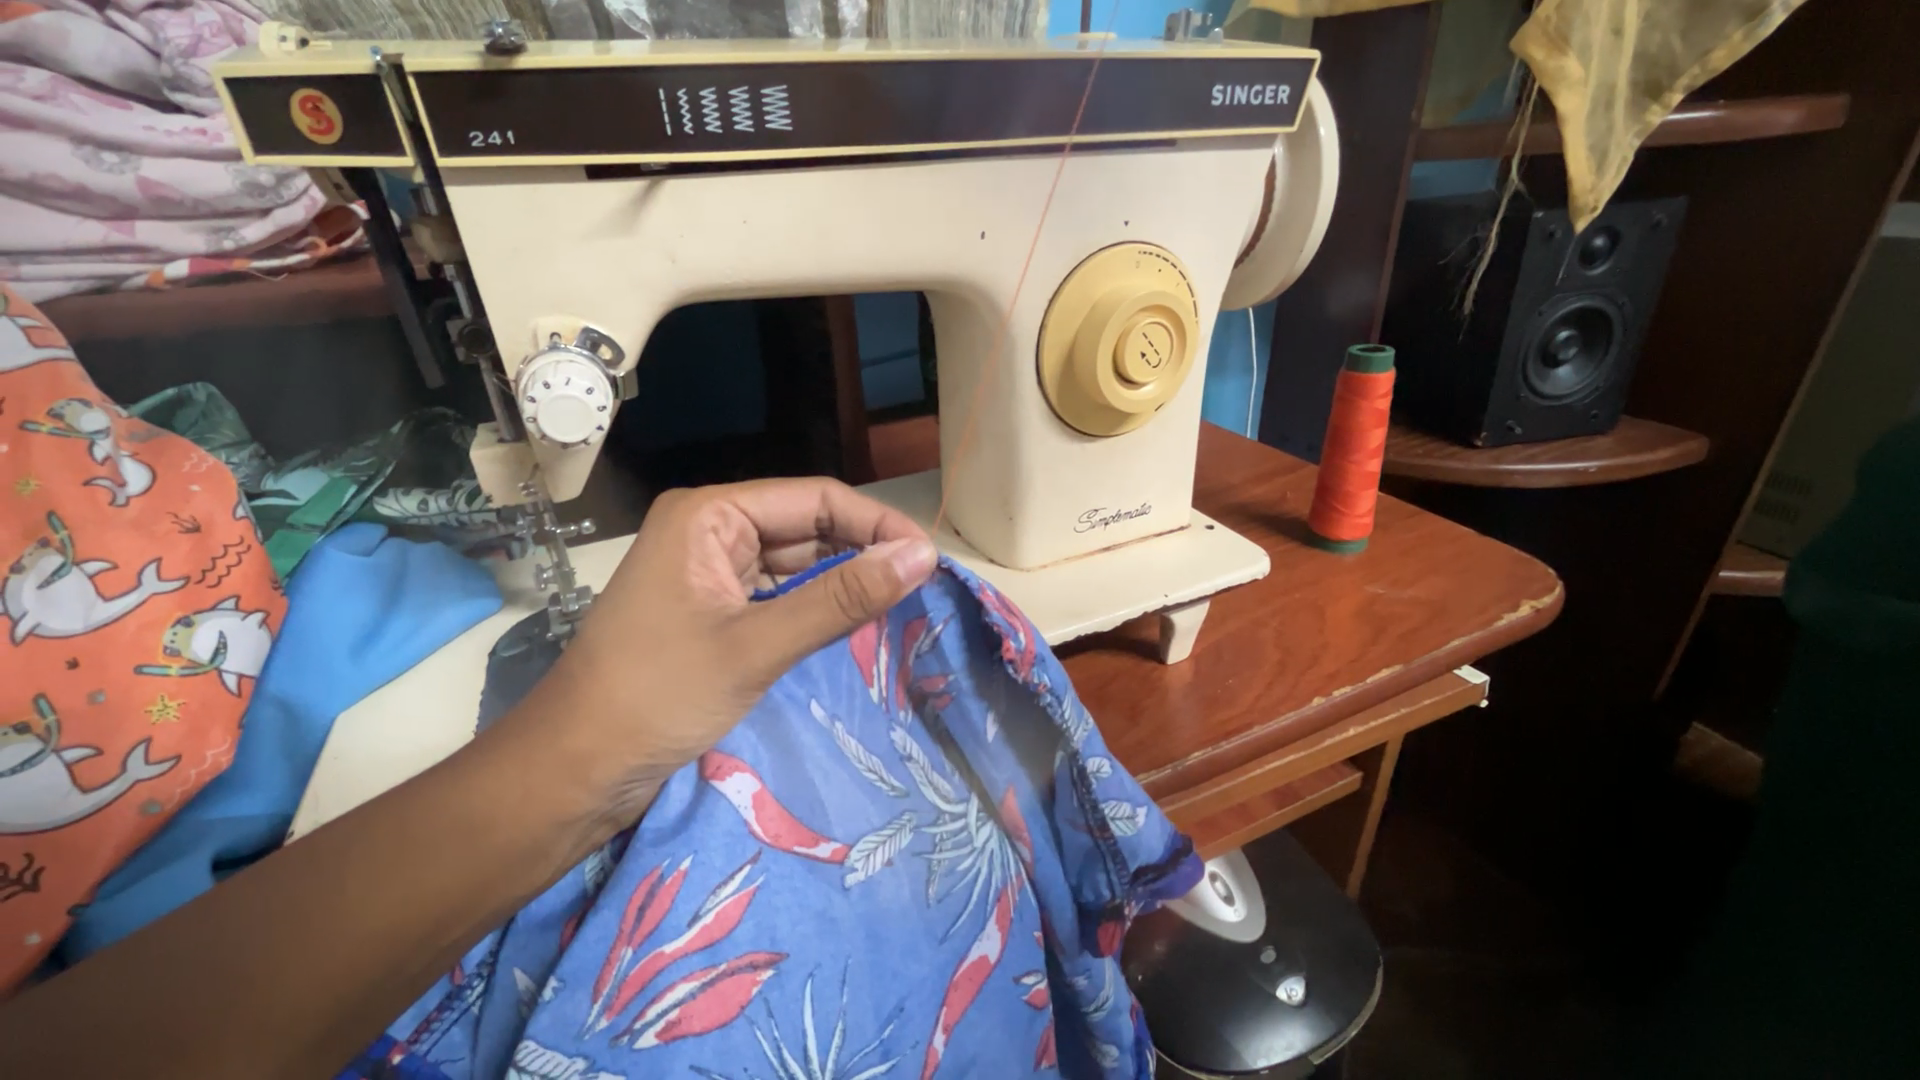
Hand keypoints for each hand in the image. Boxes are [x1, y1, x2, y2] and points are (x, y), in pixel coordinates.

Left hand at [504, 478, 937, 833]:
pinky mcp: (713, 611)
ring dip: (843, 581)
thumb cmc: (657, 696)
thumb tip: (923, 558)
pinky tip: (853, 623)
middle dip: (863, 552)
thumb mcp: (757, 646)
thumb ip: (841, 600)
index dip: (877, 523)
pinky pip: (778, 596)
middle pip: (807, 527)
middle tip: (922, 586)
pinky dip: (816, 608)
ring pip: (796, 564)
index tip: (929, 558)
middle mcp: (710, 530)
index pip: (815, 499)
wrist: (573, 771)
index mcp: (709, 515)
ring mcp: (710, 573)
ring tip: (901, 603)